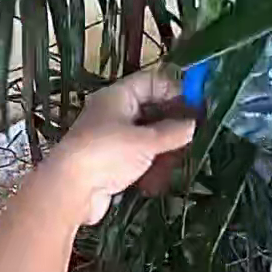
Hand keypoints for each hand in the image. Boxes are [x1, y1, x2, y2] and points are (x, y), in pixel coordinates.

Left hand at [45, 70, 196, 224]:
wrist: (71, 189)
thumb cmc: (108, 153)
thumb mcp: (146, 140)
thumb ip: (173, 131)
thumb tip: (193, 125)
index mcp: (117, 96)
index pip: (151, 81)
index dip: (176, 89)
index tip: (200, 102)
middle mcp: (113, 113)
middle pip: (150, 110)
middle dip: (173, 122)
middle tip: (199, 131)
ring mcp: (110, 139)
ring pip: (145, 137)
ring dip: (164, 147)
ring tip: (184, 157)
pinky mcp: (109, 164)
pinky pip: (136, 158)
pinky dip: (151, 165)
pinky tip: (163, 177)